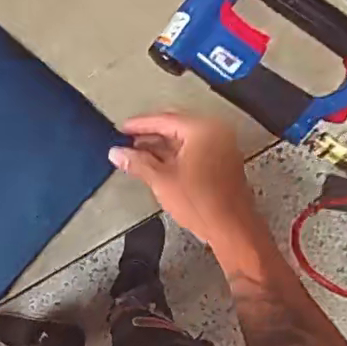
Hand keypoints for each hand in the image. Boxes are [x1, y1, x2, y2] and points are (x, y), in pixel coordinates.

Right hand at [109, 111, 267, 257]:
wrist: (229, 226)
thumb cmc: (203, 203)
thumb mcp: (161, 180)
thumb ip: (137, 163)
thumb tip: (117, 153)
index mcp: (203, 130)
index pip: (165, 119)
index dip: (140, 124)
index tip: (124, 128)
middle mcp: (215, 134)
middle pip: (175, 127)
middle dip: (149, 135)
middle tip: (127, 140)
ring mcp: (221, 148)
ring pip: (183, 140)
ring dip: (160, 146)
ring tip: (136, 155)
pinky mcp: (221, 162)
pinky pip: (193, 150)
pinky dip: (173, 155)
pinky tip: (156, 165)